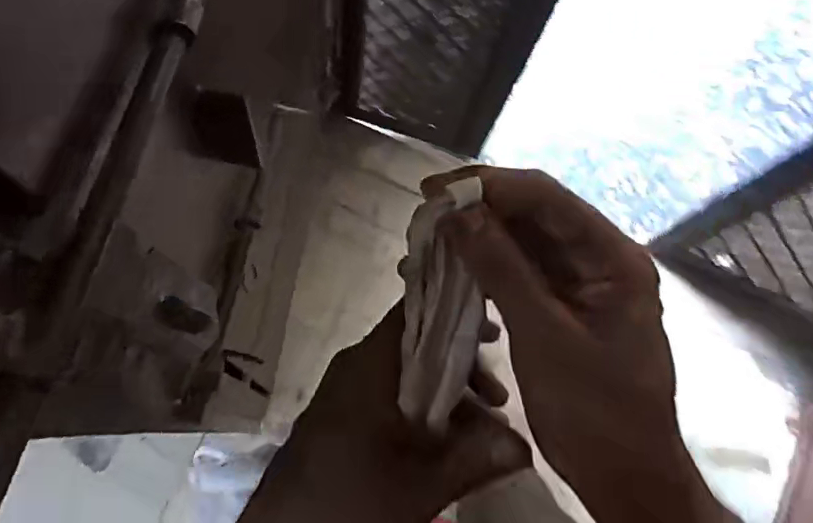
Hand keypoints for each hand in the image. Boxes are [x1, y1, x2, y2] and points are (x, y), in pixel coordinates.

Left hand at [240, 304, 529, 522]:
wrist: (286, 522)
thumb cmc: (354, 492)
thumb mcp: (421, 481)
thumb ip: (474, 457)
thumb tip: (525, 443)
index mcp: (373, 360)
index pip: (414, 311)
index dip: (453, 313)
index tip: (492, 332)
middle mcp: (357, 361)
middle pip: (416, 343)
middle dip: (459, 365)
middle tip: (498, 399)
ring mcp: (346, 385)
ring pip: (403, 371)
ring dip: (442, 392)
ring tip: (480, 430)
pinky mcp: (341, 410)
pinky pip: (386, 391)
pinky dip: (418, 406)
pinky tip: (442, 442)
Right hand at [425, 166, 727, 522]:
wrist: (626, 482)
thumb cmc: (597, 414)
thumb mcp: (545, 337)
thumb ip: (501, 268)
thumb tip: (455, 210)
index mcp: (612, 256)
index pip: (545, 196)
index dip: (489, 184)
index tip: (437, 190)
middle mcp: (597, 254)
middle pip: (530, 208)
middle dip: (477, 202)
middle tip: (427, 205)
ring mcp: (578, 274)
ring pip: (519, 232)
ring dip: (475, 227)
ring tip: (431, 227)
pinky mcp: (558, 295)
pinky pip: (515, 260)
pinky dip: (482, 256)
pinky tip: (450, 257)